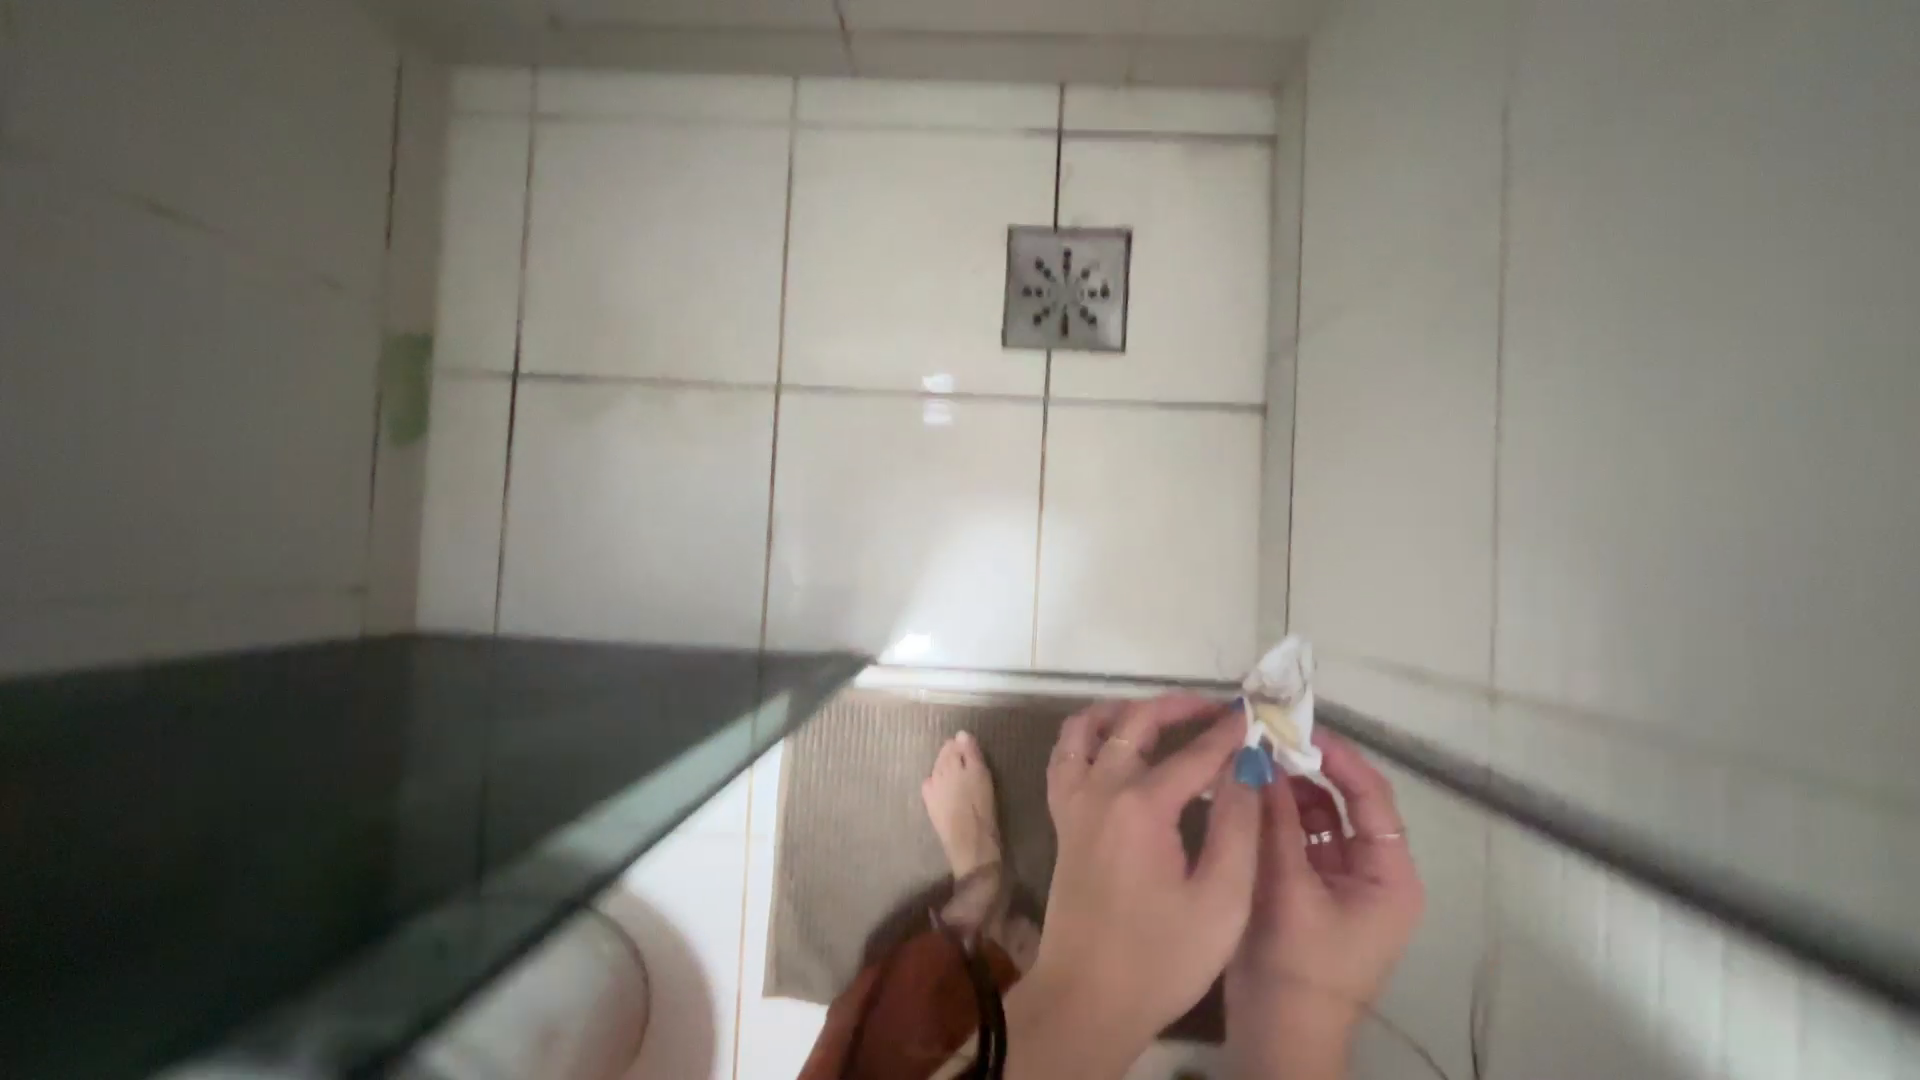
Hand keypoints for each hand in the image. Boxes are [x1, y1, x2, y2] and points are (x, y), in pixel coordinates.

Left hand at [1005, 695, 1261, 1077]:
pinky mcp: (1061, 817)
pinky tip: (1112, 745)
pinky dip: (1087, 735)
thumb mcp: (1222, 899)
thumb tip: (1247, 766)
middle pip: (1136, 723)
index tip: (1256, 717)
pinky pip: (1065, 755)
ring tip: (1163, 717)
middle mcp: (1100, 788)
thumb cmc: (1163, 957)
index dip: (1229, 734)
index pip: (1194, 752)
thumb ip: (1238, 824)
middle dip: (1179, 707)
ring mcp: (1073, 800)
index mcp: (1142, 805)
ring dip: (1126, 712)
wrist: (1089, 997)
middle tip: (1218, 710)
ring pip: (1088, 728)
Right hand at [1226, 730, 1424, 1078]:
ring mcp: (1339, 880)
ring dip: (1286, 790)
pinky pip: (1296, 839)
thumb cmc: (1298, 967)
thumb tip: (1260, 757)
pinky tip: (1245, 795)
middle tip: (1266, 736)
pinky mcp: (1309, 888)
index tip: (1299, 726)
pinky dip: (1274, 816)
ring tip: (1249, 760)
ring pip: (1316, 817)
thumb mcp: (1287, 888)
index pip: (1372, 798)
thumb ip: (1275, 821)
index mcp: (1389, 876)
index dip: (1340, 757)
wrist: (1278, 1035)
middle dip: (1306, 770)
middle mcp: (1372, 871)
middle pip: (1344, 803)